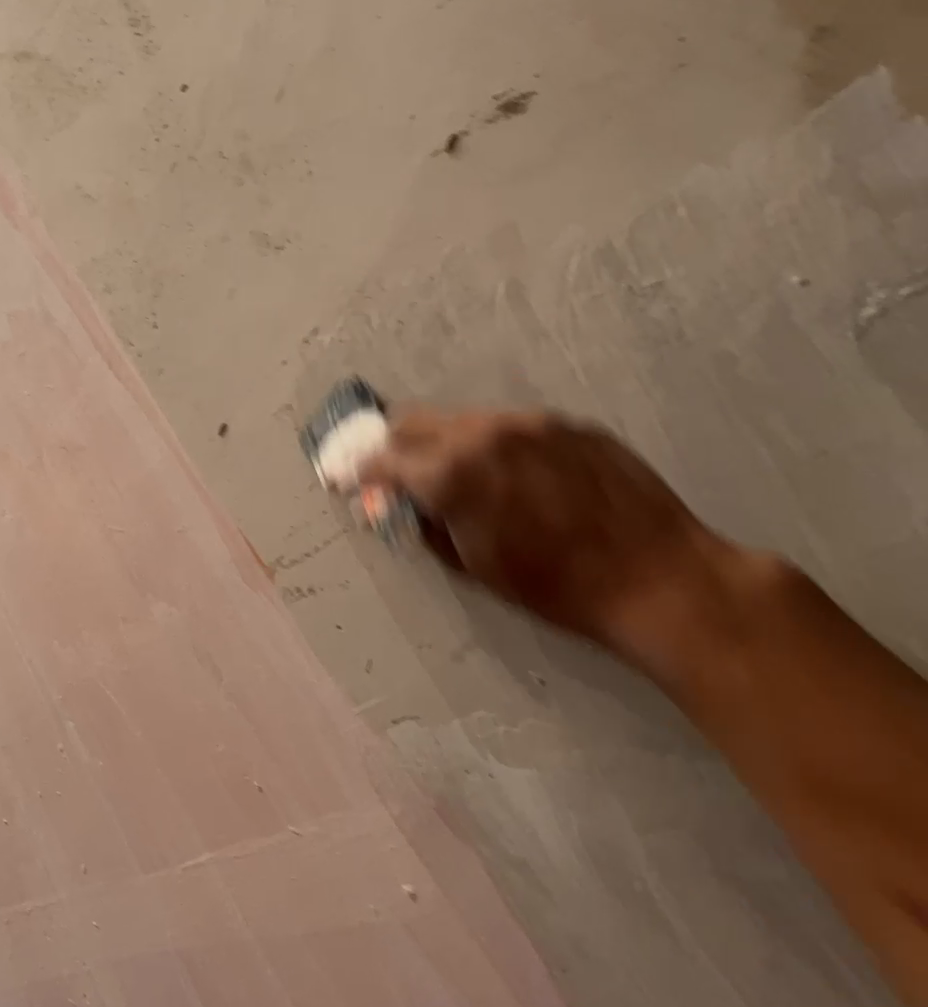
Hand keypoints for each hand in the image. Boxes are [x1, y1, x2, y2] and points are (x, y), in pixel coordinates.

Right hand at [360, 408, 731, 657]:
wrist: (658, 578)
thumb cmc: (551, 585)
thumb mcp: (468, 563)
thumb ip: (423, 524)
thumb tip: (397, 506)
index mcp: (452, 472)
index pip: (382, 459)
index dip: (358, 474)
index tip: (348, 483)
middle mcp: (486, 433)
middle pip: (414, 423)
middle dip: (393, 448)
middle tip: (389, 476)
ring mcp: (533, 424)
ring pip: (463, 420)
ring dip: (442, 444)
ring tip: (452, 477)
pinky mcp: (572, 427)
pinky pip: (511, 428)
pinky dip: (490, 447)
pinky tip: (509, 479)